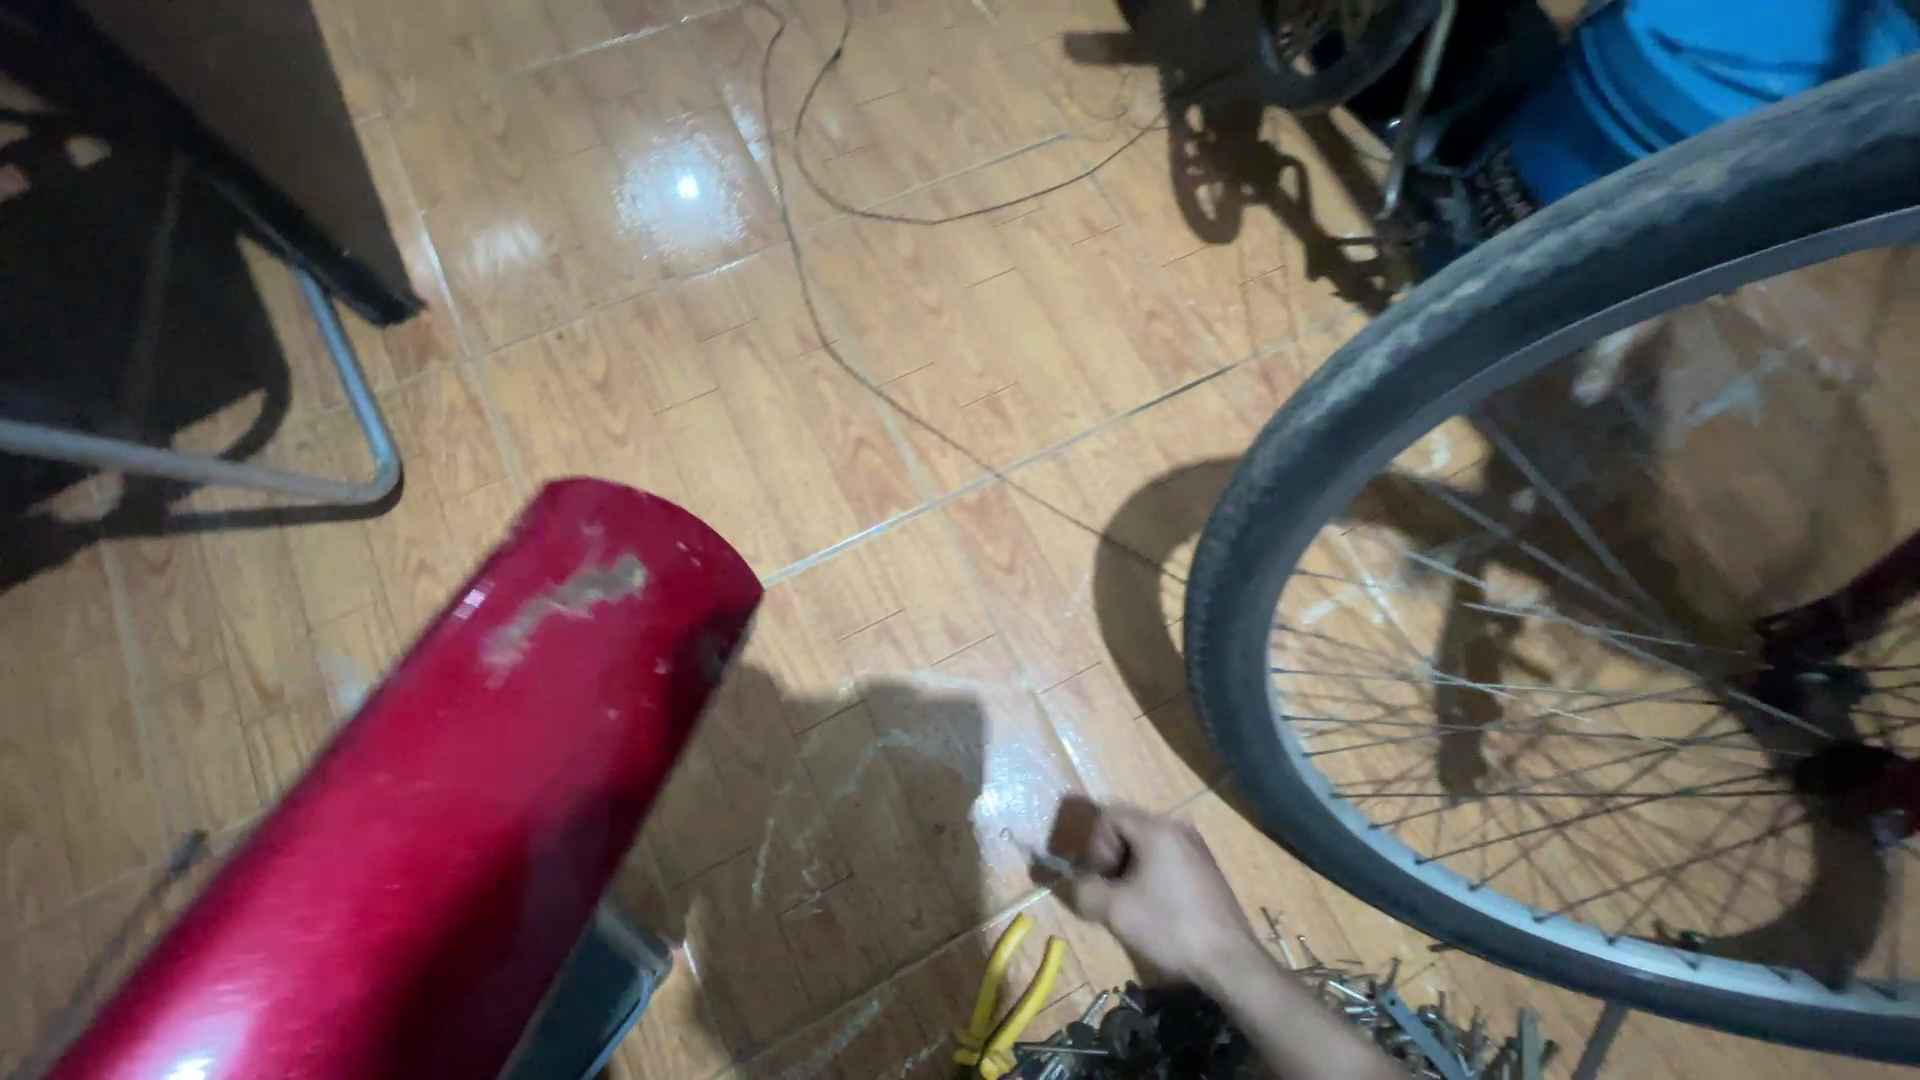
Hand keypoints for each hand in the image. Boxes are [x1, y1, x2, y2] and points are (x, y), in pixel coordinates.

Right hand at [1067, 804, 1256, 986]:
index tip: (1097, 874)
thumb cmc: (1170, 927)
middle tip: (1107, 889)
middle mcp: (1179, 828)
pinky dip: (1151, 874)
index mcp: (1157, 829)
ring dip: (1129, 867)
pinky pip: (1167, 858)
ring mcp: (1197, 848)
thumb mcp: (1116, 911)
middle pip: (1129, 827)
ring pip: (1148, 844)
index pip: (1110, 815)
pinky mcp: (1207, 869)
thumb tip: (1064, 880)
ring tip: (1128, 901)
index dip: (1094, 842)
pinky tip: (1154, 907)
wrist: (1231, 961)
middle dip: (1110, 855)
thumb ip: (1083, 890)